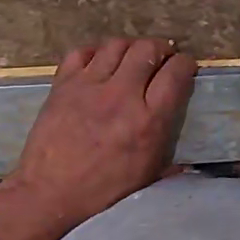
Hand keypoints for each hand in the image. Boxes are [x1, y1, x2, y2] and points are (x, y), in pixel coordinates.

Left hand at [0, 37, 196, 233]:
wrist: (48, 194)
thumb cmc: (102, 191)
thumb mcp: (148, 175)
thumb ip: (171, 155)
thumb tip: (191, 158)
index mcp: (148, 121)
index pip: (175, 73)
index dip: (185, 64)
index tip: (184, 67)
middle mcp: (122, 96)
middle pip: (147, 49)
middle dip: (160, 48)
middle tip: (160, 57)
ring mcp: (89, 86)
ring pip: (116, 45)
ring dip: (129, 47)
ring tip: (131, 58)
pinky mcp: (63, 84)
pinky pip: (82, 52)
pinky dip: (94, 52)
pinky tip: (99, 63)